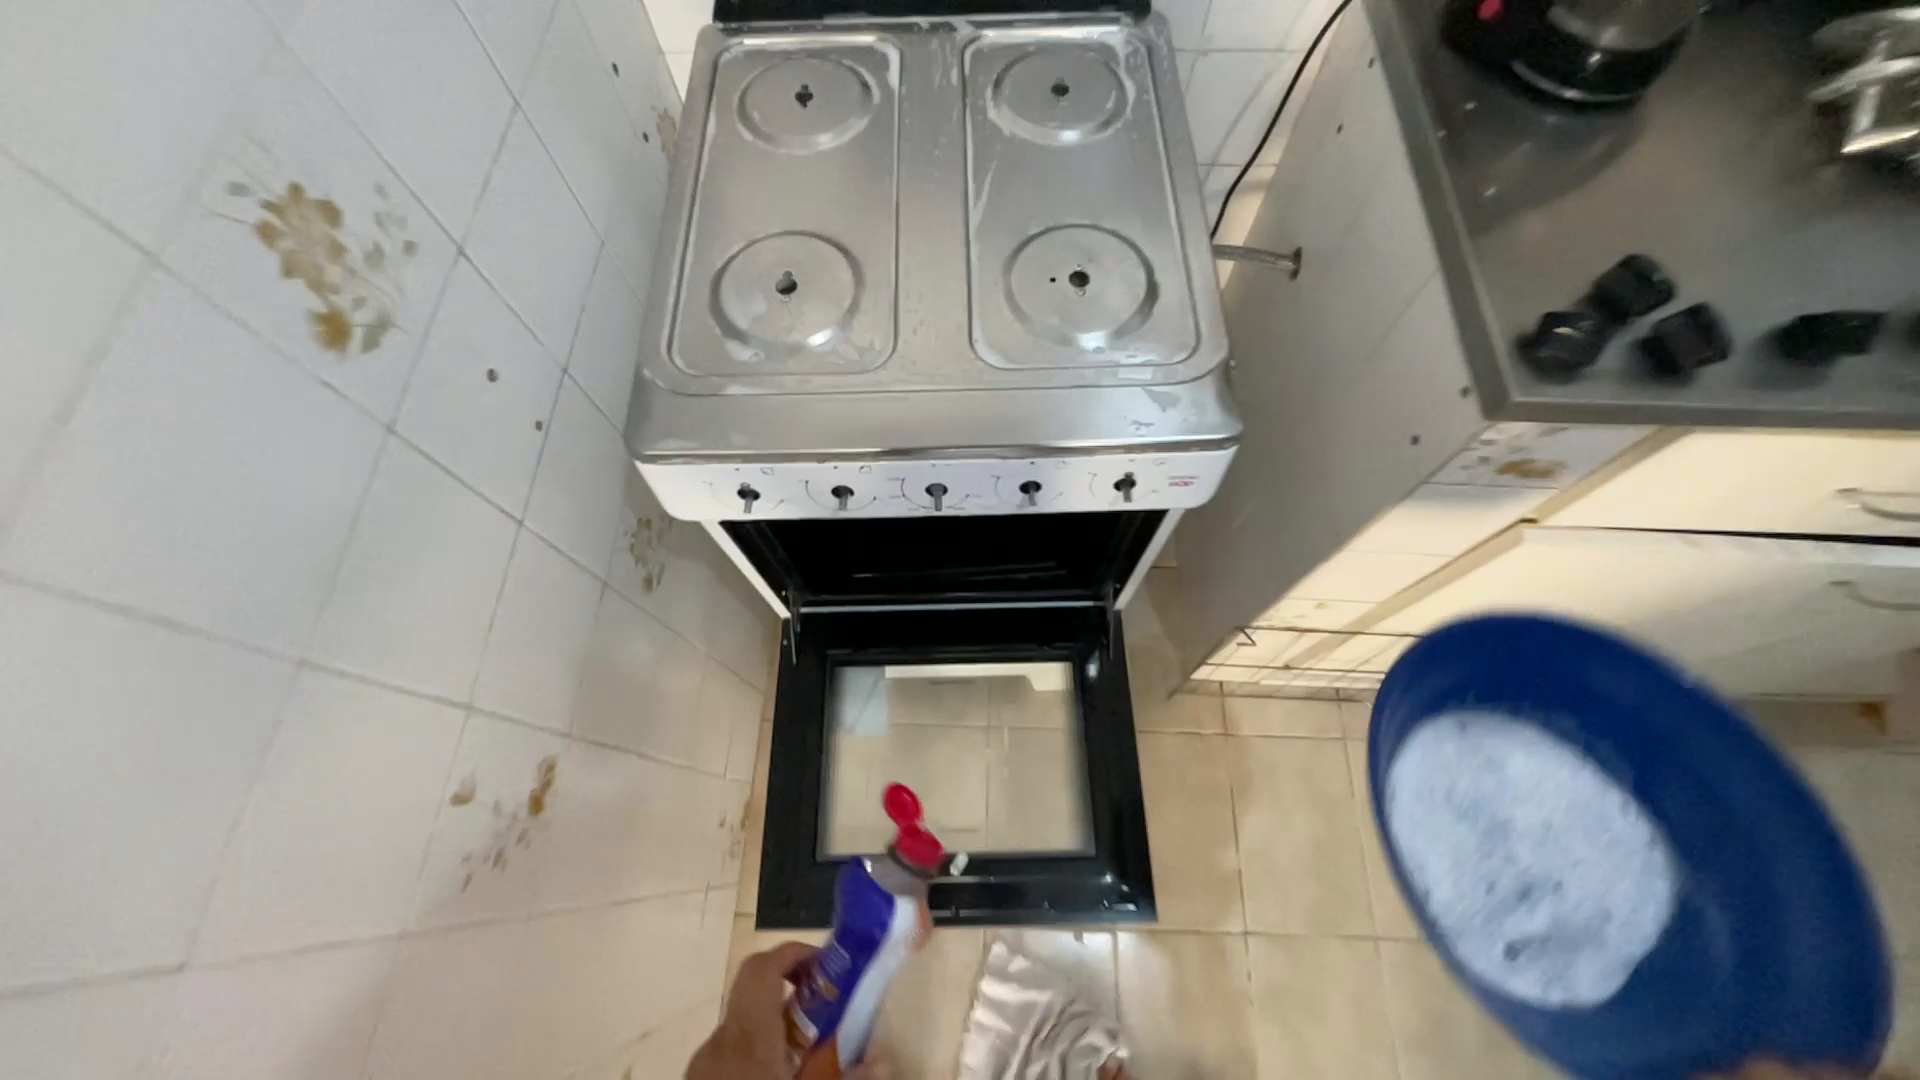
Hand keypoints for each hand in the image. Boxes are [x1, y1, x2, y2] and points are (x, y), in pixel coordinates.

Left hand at [686, 942, 890, 1079]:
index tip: (826, 966)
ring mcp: (702, 1068)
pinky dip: (757, 1055)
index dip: (793, 953)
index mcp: (748, 1041)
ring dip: (775, 1027)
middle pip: (753, 991)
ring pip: (742, 1026)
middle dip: (791, 990)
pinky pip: (730, 1054)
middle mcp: (720, 1044)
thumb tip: (884, 1062)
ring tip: (808, 1058)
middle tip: (827, 1010)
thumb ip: (848, 1078)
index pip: (762, 968)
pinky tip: (779, 1079)